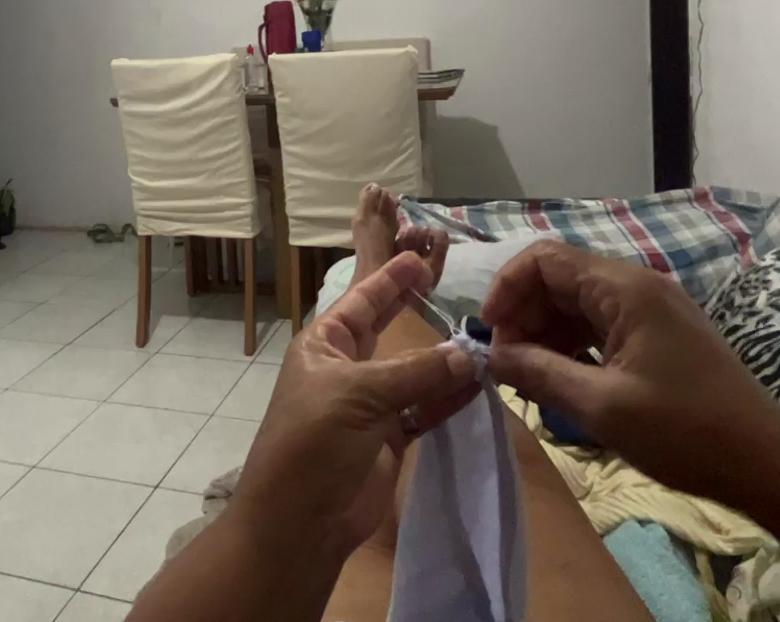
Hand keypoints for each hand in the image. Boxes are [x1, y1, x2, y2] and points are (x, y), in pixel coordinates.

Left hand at [232, 250, 478, 554]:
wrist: (300, 520)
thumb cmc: (313, 440)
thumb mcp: (358, 395)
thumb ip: (415, 374)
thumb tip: (466, 354)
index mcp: (324, 345)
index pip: (361, 301)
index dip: (389, 280)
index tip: (419, 258)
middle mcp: (346, 367)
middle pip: (385, 328)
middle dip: (411, 306)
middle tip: (444, 282)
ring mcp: (369, 403)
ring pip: (412, 371)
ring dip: (442, 359)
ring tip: (478, 338)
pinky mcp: (389, 437)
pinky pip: (424, 408)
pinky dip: (448, 398)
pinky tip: (476, 384)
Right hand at [481, 241, 779, 506]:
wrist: (772, 467)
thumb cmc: (687, 432)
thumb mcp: (601, 407)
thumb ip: (538, 373)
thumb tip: (490, 357)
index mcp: (624, 289)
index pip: (544, 258)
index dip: (507, 288)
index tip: (490, 330)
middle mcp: (635, 286)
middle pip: (557, 278)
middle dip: (523, 313)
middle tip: (506, 361)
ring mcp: (648, 309)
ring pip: (574, 302)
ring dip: (543, 331)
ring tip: (527, 374)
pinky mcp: (656, 333)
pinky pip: (597, 322)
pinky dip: (570, 343)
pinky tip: (560, 377)